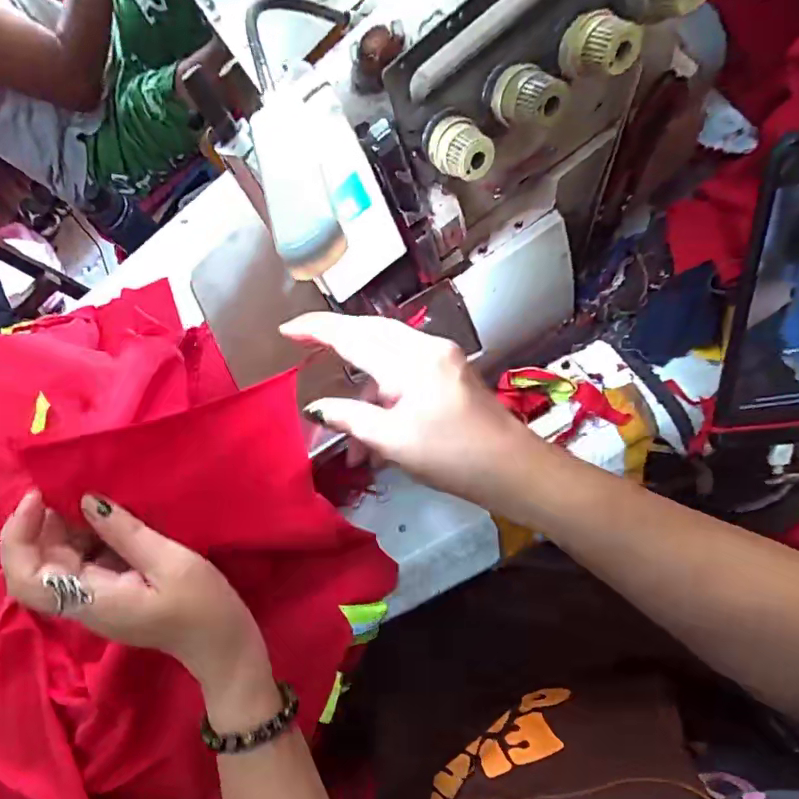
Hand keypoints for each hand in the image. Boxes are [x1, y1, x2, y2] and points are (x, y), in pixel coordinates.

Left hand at [0, 490, 268, 686]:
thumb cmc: (203, 607)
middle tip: (69, 485)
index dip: (18, 537)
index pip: (26, 579)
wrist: (224, 647)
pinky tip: (109, 512)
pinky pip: (84, 559)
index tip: (40, 498)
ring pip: (59, 558)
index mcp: (91, 600)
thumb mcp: (170, 562)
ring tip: (91, 492)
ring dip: (66, 524)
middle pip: (37, 563)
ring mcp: (95, 597)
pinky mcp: (110, 590)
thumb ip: (125, 532)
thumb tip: (87, 500)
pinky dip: (88, 532)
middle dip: (43, 522)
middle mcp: (83, 601)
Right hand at [282, 312, 546, 508]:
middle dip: (337, 342)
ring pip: (386, 362)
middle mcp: (427, 350)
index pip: (353, 336)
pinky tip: (376, 443)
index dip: (317, 330)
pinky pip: (403, 378)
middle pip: (370, 334)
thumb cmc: (451, 455)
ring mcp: (441, 362)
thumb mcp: (391, 440)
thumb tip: (317, 408)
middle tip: (304, 346)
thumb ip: (350, 418)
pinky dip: (383, 404)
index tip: (287, 330)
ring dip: (362, 397)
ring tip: (352, 447)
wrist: (510, 469)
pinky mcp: (448, 378)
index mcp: (411, 360)